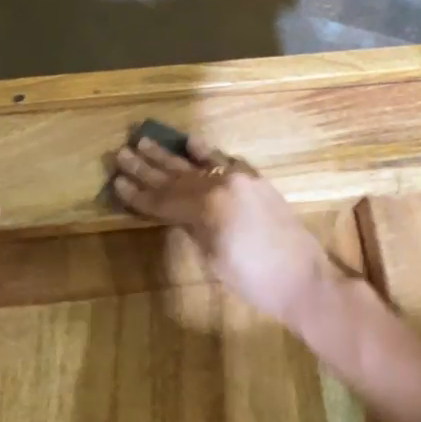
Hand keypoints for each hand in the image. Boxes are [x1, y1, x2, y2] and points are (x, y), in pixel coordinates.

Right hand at [111, 136, 336, 325]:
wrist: (304, 279)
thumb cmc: (254, 280)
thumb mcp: (213, 258)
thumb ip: (193, 229)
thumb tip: (177, 214)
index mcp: (207, 207)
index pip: (164, 200)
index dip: (138, 194)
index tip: (116, 182)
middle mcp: (222, 185)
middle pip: (177, 176)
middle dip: (147, 168)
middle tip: (121, 153)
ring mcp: (242, 180)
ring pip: (199, 165)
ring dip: (171, 155)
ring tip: (145, 141)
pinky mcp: (257, 183)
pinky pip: (227, 162)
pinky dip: (208, 154)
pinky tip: (191, 143)